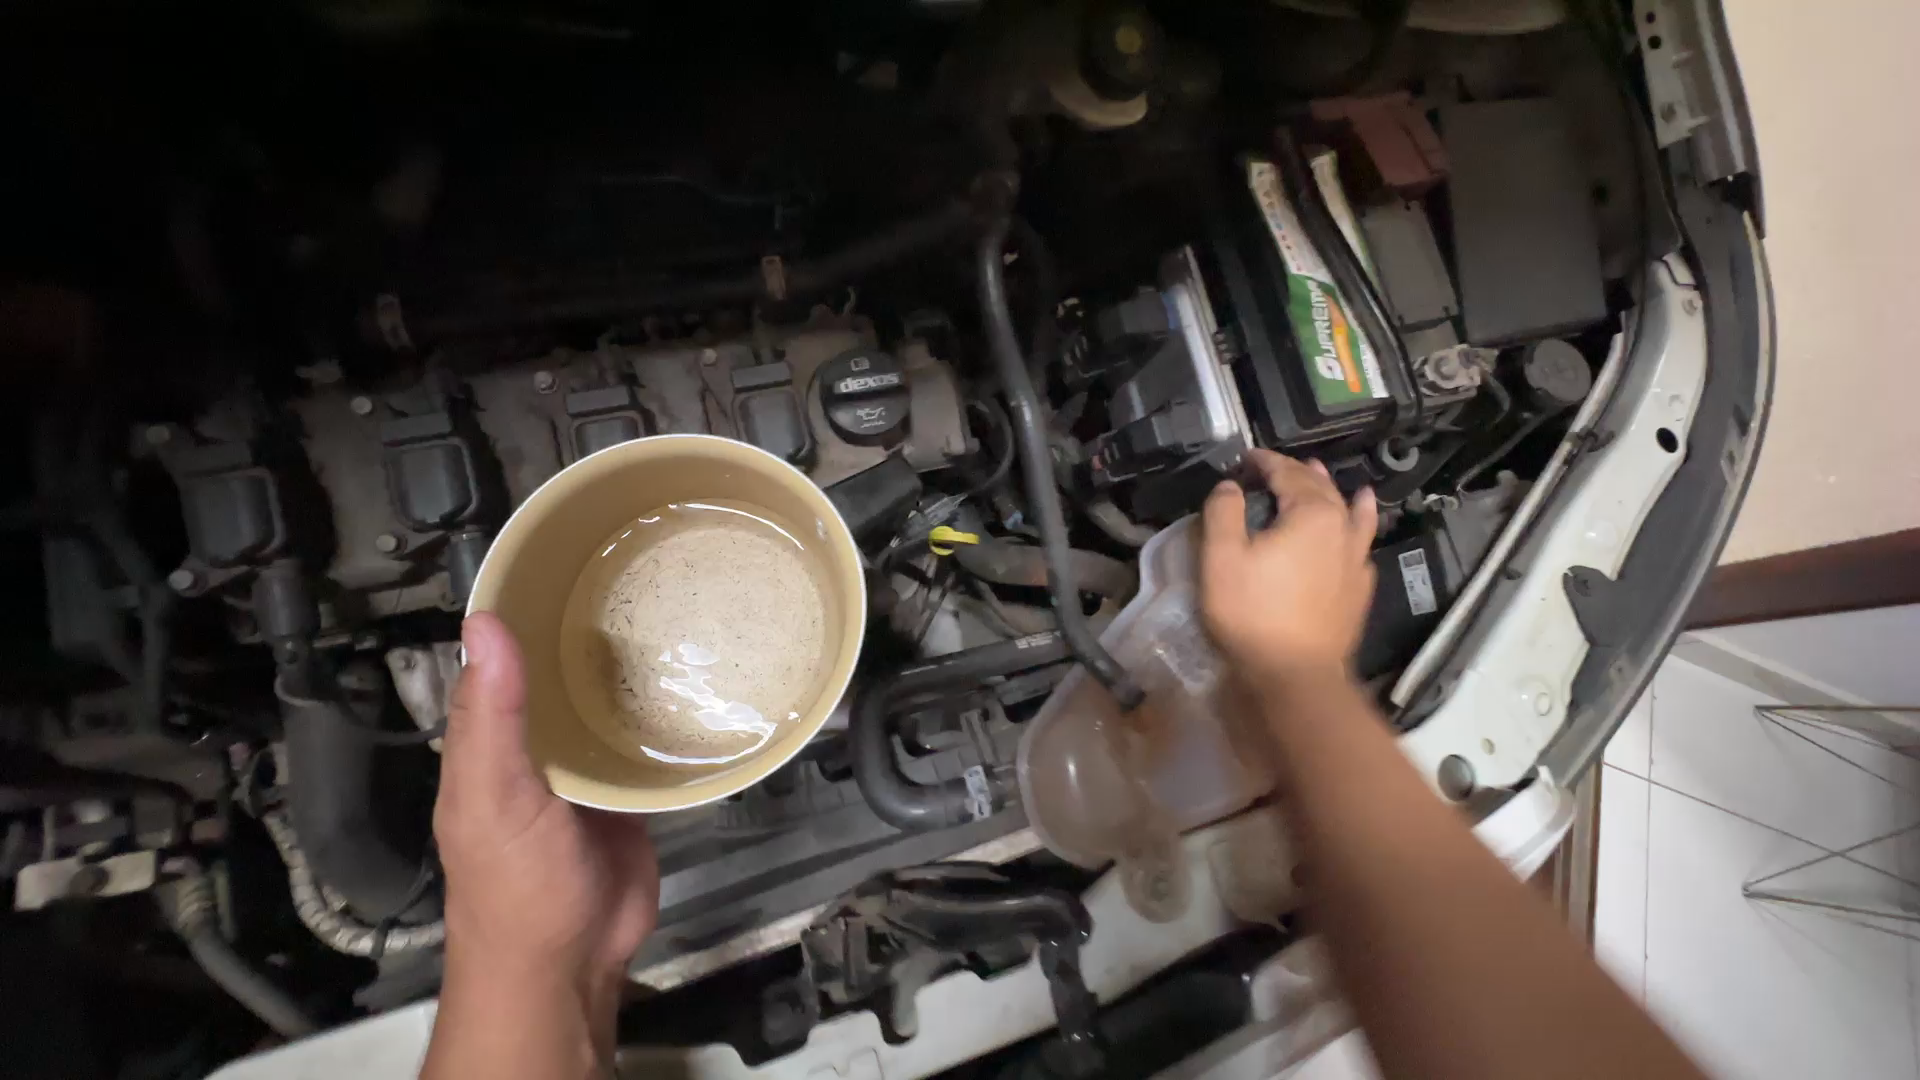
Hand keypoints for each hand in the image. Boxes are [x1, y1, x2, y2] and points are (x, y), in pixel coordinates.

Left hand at [434, 612, 659, 994]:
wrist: (575, 959)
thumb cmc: (519, 884)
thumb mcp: (494, 797)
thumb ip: (492, 717)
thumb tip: (484, 624)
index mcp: (490, 742)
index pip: (499, 663)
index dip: (519, 612)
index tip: (557, 560)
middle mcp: (537, 745)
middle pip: (560, 677)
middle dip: (586, 632)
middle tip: (634, 575)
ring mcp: (587, 766)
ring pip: (605, 703)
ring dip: (629, 668)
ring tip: (671, 614)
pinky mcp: (630, 786)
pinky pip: (642, 738)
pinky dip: (660, 711)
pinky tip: (689, 681)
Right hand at [1200, 450, 1377, 682]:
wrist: (1294, 675)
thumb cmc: (1252, 612)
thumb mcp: (1221, 557)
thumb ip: (1224, 512)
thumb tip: (1231, 486)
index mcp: (1311, 514)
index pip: (1288, 473)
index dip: (1264, 461)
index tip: (1245, 458)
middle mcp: (1342, 530)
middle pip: (1322, 489)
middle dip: (1298, 473)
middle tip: (1276, 467)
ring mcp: (1357, 562)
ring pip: (1353, 516)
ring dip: (1341, 496)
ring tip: (1342, 484)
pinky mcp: (1359, 591)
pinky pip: (1360, 548)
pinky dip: (1356, 532)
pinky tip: (1354, 539)